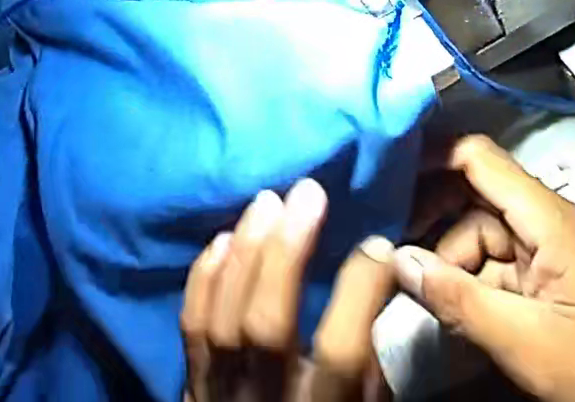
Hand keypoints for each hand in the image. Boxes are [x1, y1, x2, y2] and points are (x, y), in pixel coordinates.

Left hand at [180, 179, 397, 401]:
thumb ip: (374, 376)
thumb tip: (383, 289)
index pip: (342, 354)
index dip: (360, 292)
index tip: (377, 242)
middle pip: (268, 323)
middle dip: (287, 251)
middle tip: (307, 192)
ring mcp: (222, 397)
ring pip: (223, 318)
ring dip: (246, 251)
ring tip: (267, 201)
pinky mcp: (193, 388)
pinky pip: (191, 328)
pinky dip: (204, 278)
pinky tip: (222, 238)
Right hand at [392, 135, 574, 401]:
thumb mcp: (528, 344)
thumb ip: (455, 298)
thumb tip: (394, 259)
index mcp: (552, 220)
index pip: (477, 157)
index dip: (428, 154)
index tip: (383, 168)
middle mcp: (551, 222)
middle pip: (472, 191)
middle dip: (431, 211)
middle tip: (392, 234)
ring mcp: (553, 251)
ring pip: (478, 229)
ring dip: (447, 252)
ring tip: (421, 282)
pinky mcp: (553, 279)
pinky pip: (495, 260)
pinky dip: (468, 275)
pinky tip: (450, 299)